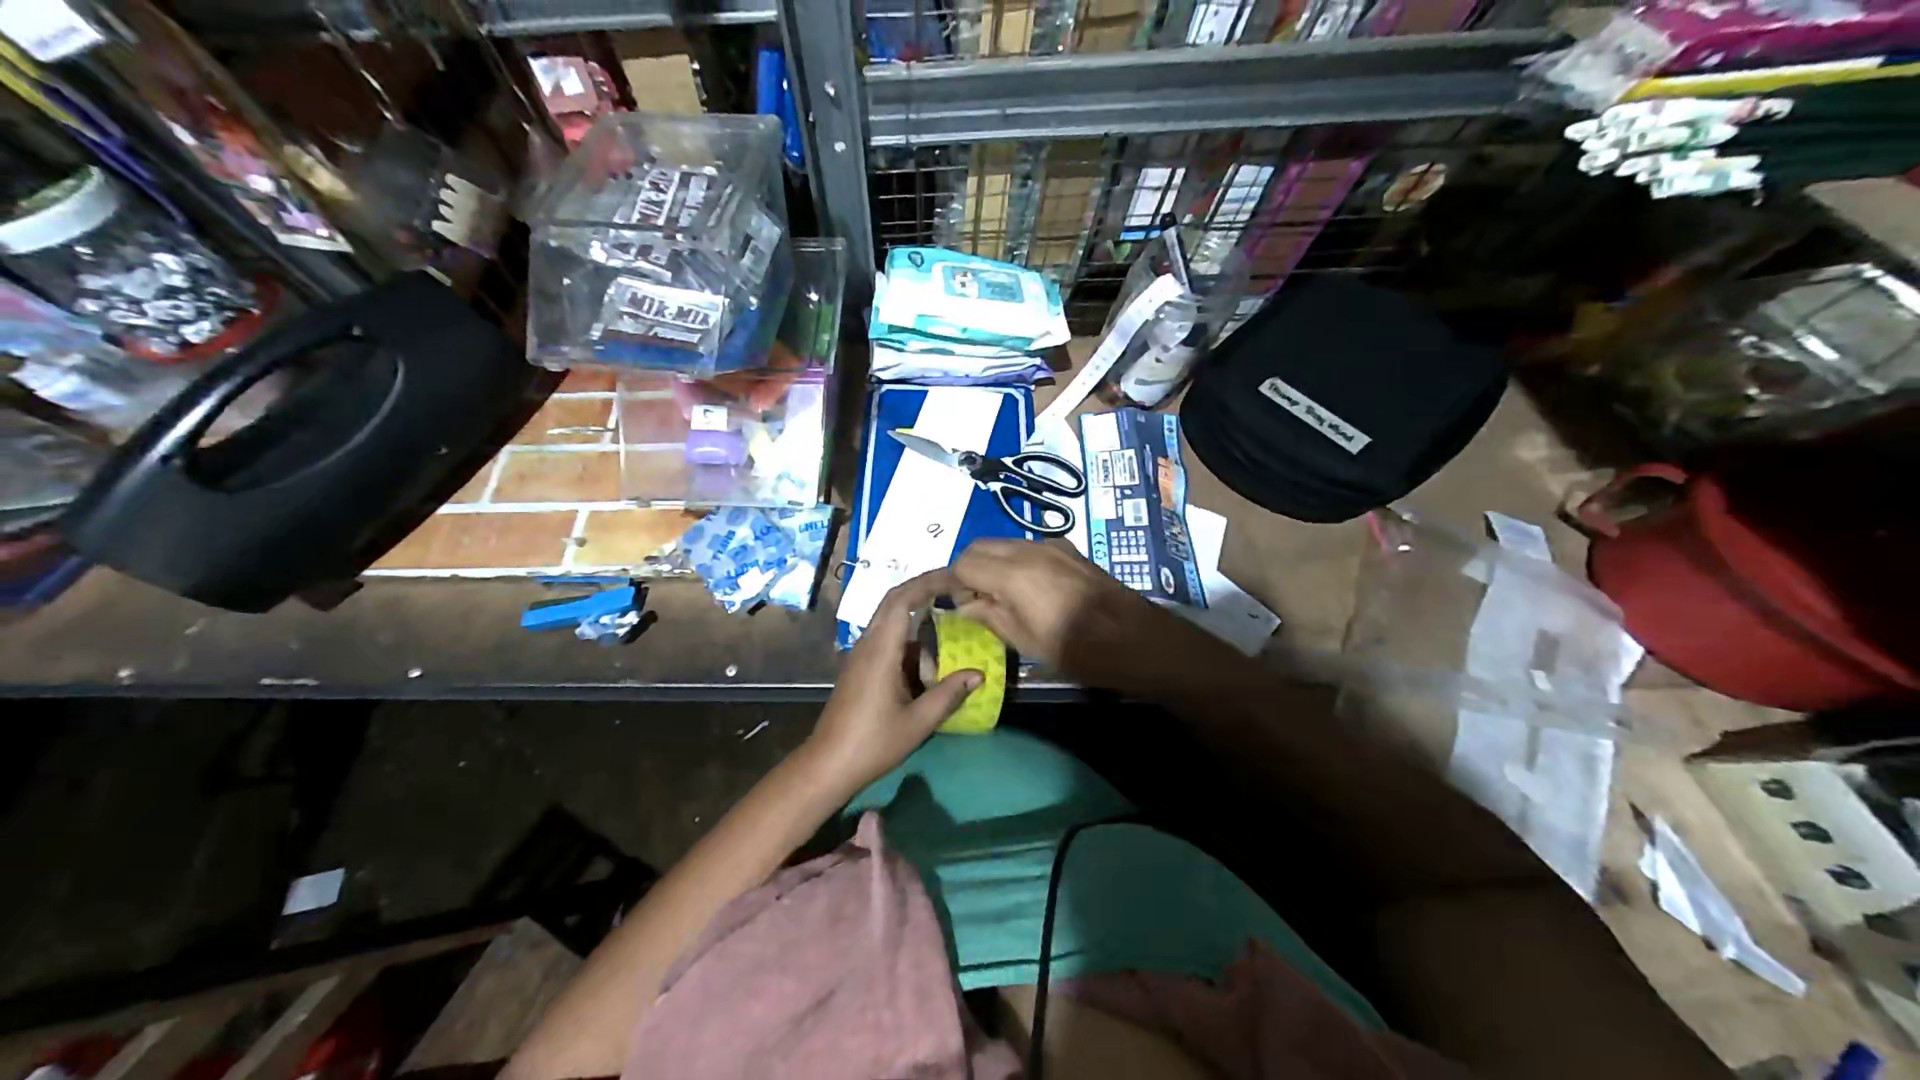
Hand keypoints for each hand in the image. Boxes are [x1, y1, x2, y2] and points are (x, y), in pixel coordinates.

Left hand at [802, 568, 981, 796]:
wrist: (827, 765)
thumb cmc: (872, 743)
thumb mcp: (918, 721)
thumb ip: (949, 694)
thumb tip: (978, 673)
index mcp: (879, 650)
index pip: (901, 599)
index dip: (927, 582)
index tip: (954, 576)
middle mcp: (867, 645)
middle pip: (895, 604)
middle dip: (926, 594)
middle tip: (958, 594)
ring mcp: (861, 657)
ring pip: (894, 629)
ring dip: (920, 636)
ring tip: (947, 657)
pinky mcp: (860, 670)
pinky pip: (888, 646)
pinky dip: (911, 651)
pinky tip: (928, 676)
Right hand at [949, 539, 1192, 692]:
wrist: (1138, 641)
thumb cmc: (1079, 650)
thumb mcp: (1026, 642)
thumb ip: (990, 616)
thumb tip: (965, 604)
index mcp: (1014, 572)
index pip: (964, 563)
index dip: (951, 583)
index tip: (950, 604)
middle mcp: (1030, 549)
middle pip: (981, 546)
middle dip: (968, 569)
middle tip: (971, 601)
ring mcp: (1052, 546)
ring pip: (1004, 544)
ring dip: (991, 563)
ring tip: (997, 597)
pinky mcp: (1070, 551)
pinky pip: (1028, 548)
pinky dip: (1014, 561)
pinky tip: (1025, 590)